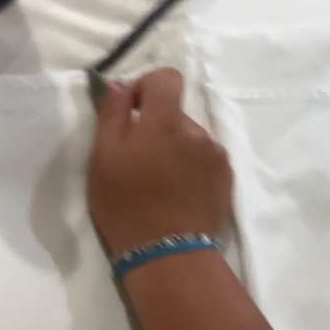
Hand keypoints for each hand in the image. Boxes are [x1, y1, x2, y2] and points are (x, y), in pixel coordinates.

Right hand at [87, 67, 231, 254]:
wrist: (166, 252)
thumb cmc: (124, 204)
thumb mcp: (103, 158)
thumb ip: (112, 115)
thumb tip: (119, 84)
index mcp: (164, 121)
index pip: (166, 78)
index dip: (145, 87)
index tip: (130, 112)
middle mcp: (196, 131)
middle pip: (175, 113)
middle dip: (155, 127)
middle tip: (135, 161)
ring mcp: (215, 155)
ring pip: (189, 138)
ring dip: (173, 149)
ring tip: (156, 182)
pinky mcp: (226, 177)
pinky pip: (203, 159)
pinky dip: (188, 167)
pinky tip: (175, 193)